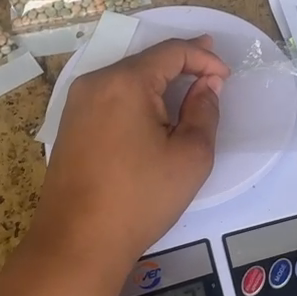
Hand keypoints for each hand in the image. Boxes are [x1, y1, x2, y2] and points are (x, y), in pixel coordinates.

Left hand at [32, 36, 228, 270]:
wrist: (76, 243)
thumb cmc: (139, 199)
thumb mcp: (190, 156)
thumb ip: (204, 110)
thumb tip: (207, 84)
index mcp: (125, 82)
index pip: (171, 51)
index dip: (203, 57)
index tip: (226, 75)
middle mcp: (96, 82)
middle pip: (147, 60)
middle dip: (182, 64)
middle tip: (212, 70)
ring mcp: (78, 103)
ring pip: (128, 77)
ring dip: (159, 79)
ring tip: (188, 87)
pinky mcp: (71, 124)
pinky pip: (111, 95)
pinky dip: (138, 95)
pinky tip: (154, 111)